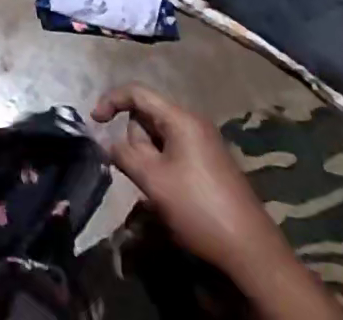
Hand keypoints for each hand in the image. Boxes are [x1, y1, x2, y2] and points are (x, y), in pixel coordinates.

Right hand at [93, 86, 342, 319]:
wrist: (249, 250)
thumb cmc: (197, 208)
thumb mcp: (153, 180)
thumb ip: (124, 154)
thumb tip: (105, 141)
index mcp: (180, 118)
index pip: (137, 92)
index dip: (111, 101)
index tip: (93, 122)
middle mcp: (193, 123)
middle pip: (147, 116)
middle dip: (134, 140)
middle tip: (141, 174)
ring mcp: (203, 143)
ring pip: (158, 138)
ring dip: (147, 158)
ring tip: (156, 189)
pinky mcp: (208, 164)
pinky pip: (173, 152)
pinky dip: (161, 166)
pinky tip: (169, 195)